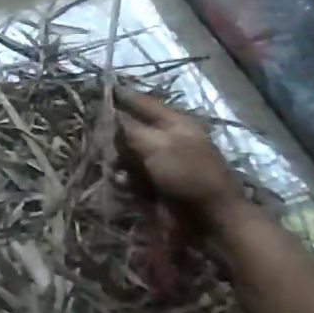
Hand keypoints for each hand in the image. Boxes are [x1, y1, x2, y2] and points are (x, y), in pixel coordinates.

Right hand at [114, 90, 255, 223]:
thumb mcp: (157, 147)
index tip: (101, 93)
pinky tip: (123, 185)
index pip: (145, 103)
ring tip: (116, 171)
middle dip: (117, 137)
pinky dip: (128, 180)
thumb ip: (131, 130)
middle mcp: (170, 139)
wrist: (212, 219)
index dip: (123, 97)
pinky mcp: (161, 185)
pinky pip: (136, 177)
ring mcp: (166, 163)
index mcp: (176, 123)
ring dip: (120, 162)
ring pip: (131, 155)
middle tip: (101, 142)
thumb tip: (111, 115)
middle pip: (134, 130)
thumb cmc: (187, 175)